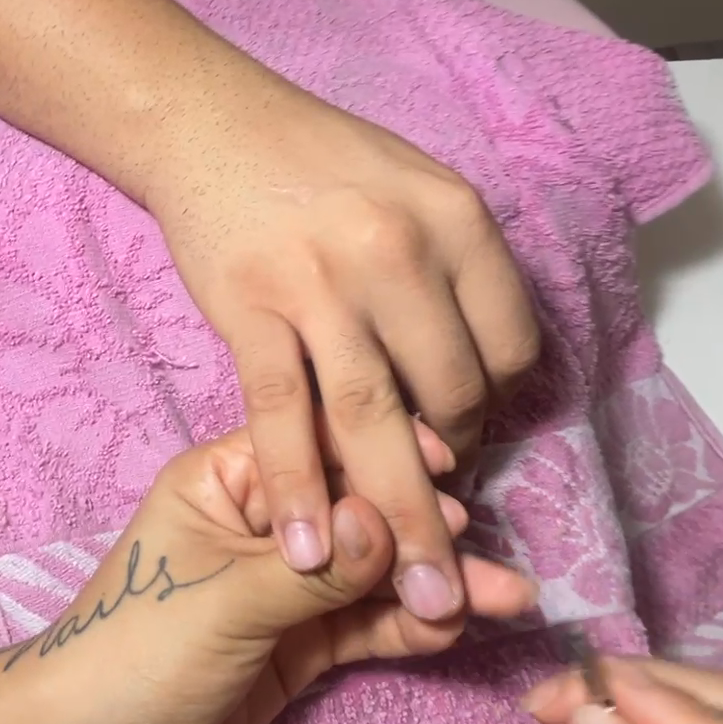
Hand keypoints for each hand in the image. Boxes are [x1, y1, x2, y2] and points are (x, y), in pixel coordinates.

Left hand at [1, 418, 538, 723]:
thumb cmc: (137, 649)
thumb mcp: (226, 599)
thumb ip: (315, 567)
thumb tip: (394, 520)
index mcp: (228, 478)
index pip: (314, 447)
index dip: (379, 455)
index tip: (446, 467)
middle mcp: (265, 519)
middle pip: (354, 510)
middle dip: (419, 529)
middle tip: (476, 550)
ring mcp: (286, 582)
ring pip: (370, 572)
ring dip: (431, 583)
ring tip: (506, 597)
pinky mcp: (300, 639)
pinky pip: (363, 624)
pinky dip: (407, 626)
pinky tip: (455, 629)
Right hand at [145, 96, 538, 622]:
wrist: (212, 125)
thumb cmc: (317, 160)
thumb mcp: (413, 187)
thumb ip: (451, 271)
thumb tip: (465, 374)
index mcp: (458, 220)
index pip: (509, 347)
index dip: (491, 413)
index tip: (459, 446)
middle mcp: (401, 253)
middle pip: (450, 396)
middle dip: (454, 491)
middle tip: (458, 569)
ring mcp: (322, 285)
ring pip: (373, 419)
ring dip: (399, 519)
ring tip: (418, 598)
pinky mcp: (252, 311)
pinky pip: (283, 411)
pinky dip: (299, 485)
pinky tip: (308, 548)